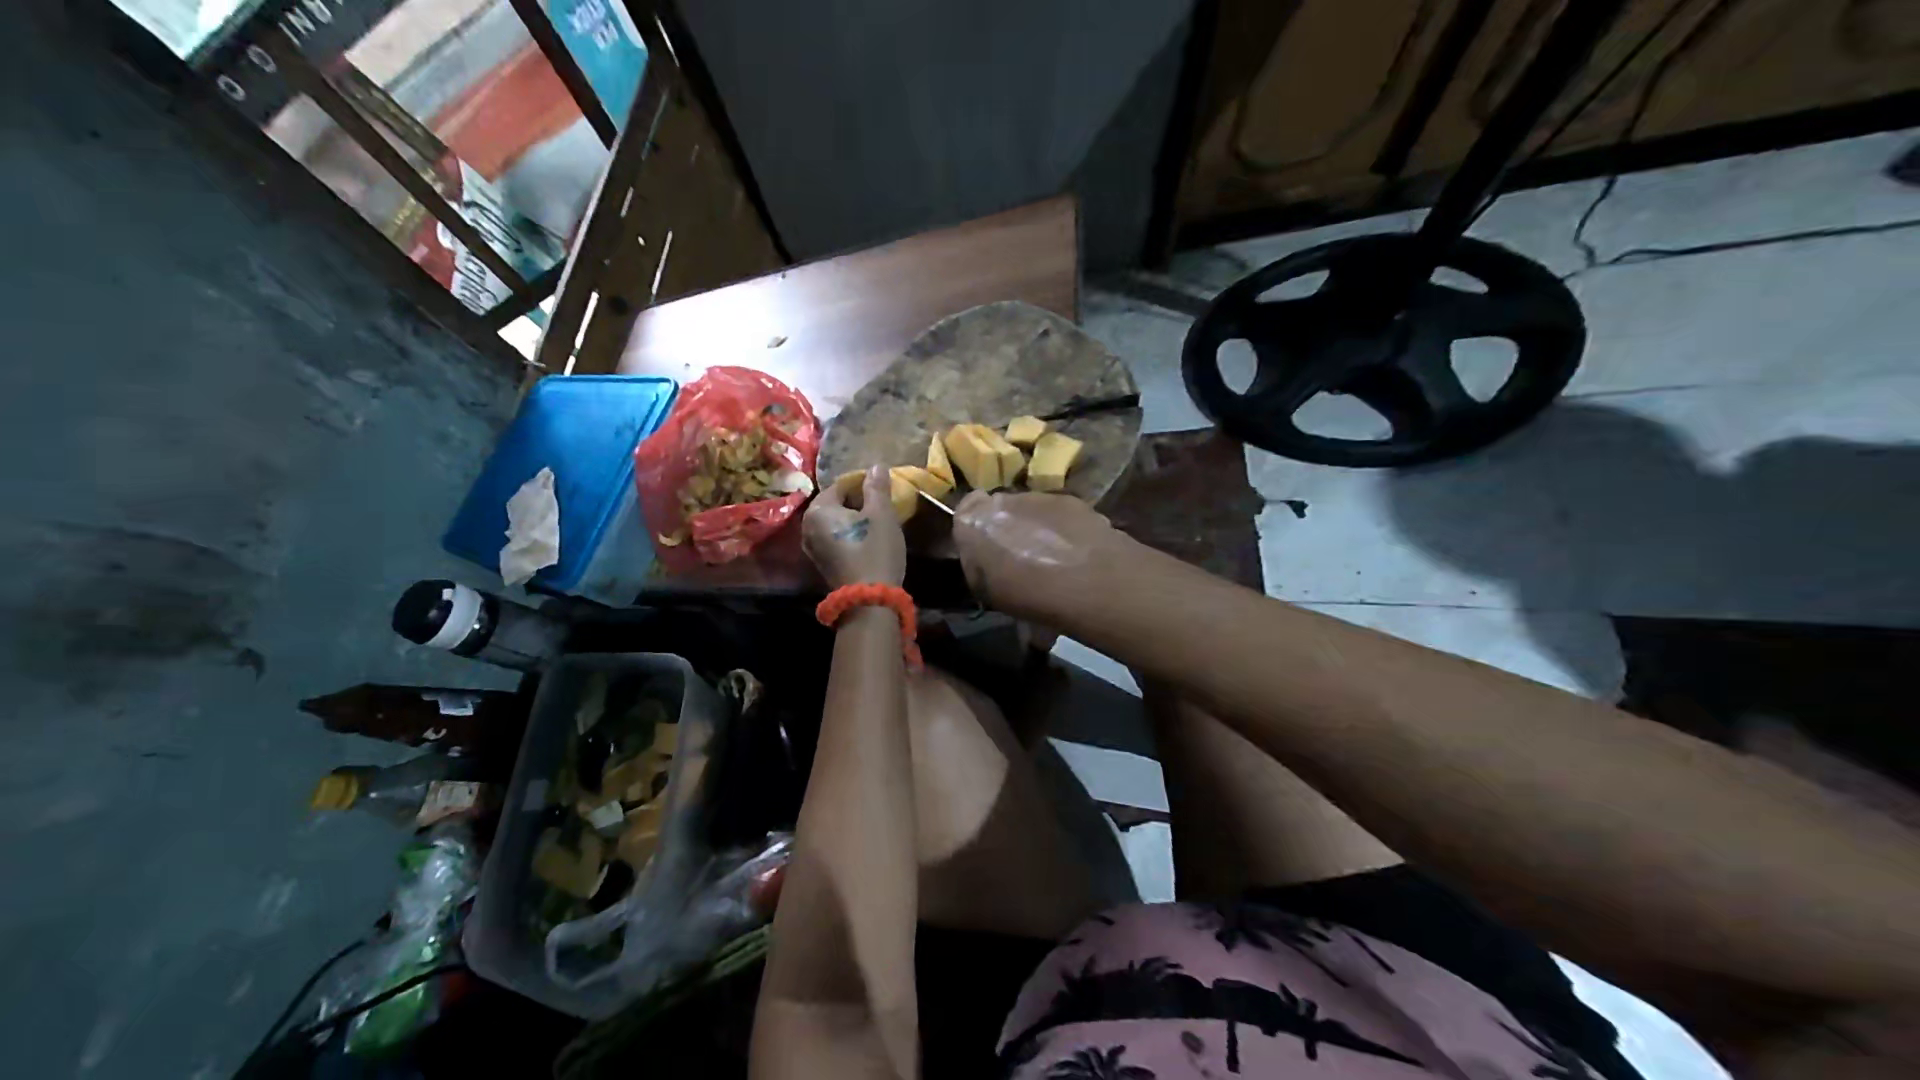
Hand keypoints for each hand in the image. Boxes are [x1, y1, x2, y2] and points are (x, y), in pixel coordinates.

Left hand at [803, 465, 907, 587]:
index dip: (864, 485)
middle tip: (882, 507)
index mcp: (818, 510)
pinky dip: (849, 535)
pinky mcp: (822, 563)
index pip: (841, 485)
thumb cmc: (874, 550)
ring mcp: (812, 547)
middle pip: (836, 504)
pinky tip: (867, 540)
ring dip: (854, 520)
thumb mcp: (882, 514)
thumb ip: (877, 487)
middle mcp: (807, 526)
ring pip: (835, 523)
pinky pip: (835, 539)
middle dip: (857, 502)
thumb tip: (876, 466)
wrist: (869, 599)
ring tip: (877, 522)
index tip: (883, 492)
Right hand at [953, 491, 1126, 619]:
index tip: (985, 548)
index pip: (965, 510)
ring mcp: (1040, 496)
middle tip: (1019, 555)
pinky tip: (1076, 553)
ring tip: (1052, 557)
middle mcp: (1003, 500)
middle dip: (1007, 525)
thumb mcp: (988, 593)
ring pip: (1032, 508)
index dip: (976, 528)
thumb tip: (982, 560)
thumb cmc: (1029, 597)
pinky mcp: (1074, 499)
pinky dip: (1064, 527)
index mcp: (974, 521)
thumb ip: (978, 566)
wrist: (1090, 583)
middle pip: (1000, 507)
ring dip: (1037, 525)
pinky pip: (1060, 513)